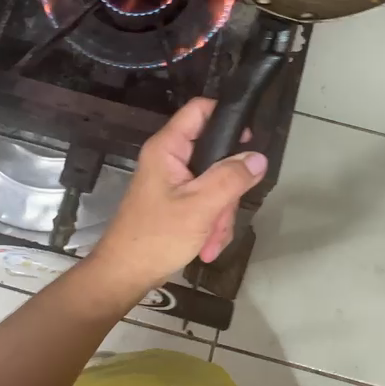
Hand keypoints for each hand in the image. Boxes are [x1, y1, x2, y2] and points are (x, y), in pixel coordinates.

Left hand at [81, 98, 266, 299]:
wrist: (125, 275)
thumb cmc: (157, 236)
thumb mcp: (200, 205)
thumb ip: (231, 178)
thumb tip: (258, 158)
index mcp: (168, 148)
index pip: (199, 110)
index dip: (226, 116)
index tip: (249, 140)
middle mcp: (170, 159)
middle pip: (215, 154)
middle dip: (227, 189)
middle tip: (225, 210)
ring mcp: (174, 182)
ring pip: (214, 183)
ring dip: (220, 214)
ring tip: (212, 239)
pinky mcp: (177, 202)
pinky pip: (206, 203)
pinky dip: (211, 224)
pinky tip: (207, 246)